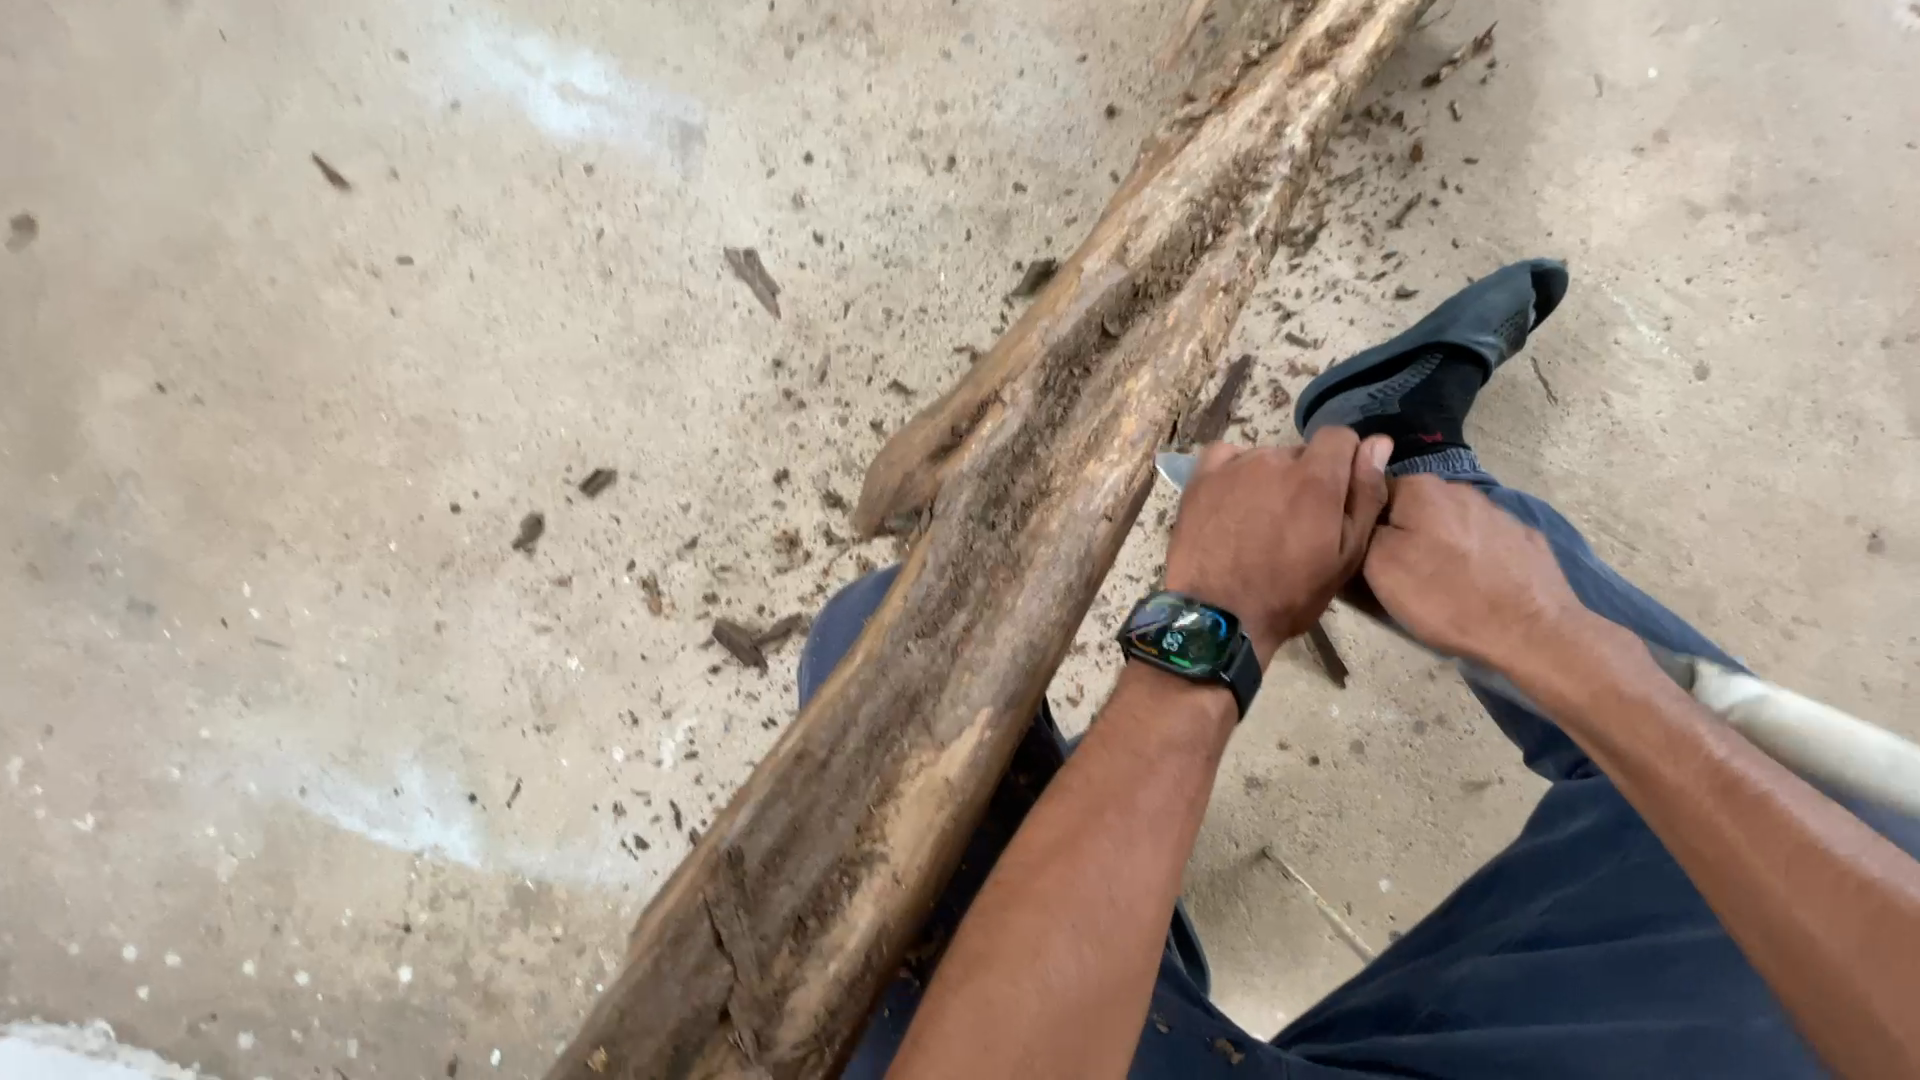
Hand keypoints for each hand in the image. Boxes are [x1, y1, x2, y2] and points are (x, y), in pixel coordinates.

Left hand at [1162, 428, 1391, 662]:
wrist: (1218, 615)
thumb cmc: (1288, 594)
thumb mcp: (1345, 555)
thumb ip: (1365, 495)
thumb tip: (1378, 443)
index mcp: (1315, 478)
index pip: (1340, 436)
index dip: (1344, 461)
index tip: (1336, 494)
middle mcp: (1273, 460)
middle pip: (1299, 453)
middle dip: (1304, 478)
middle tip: (1294, 522)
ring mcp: (1233, 467)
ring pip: (1263, 458)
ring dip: (1268, 480)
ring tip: (1259, 522)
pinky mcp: (1200, 479)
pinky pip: (1224, 457)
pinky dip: (1233, 470)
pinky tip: (1232, 501)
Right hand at [1361, 475, 1593, 670]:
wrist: (1531, 631)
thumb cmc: (1443, 597)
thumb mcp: (1378, 566)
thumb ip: (1363, 529)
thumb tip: (1364, 517)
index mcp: (1420, 489)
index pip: (1373, 489)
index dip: (1364, 519)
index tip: (1362, 548)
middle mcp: (1460, 489)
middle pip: (1413, 505)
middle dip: (1401, 528)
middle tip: (1395, 568)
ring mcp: (1498, 512)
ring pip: (1450, 521)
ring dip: (1439, 540)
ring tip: (1437, 577)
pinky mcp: (1525, 538)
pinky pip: (1483, 540)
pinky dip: (1473, 554)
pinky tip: (1474, 581)